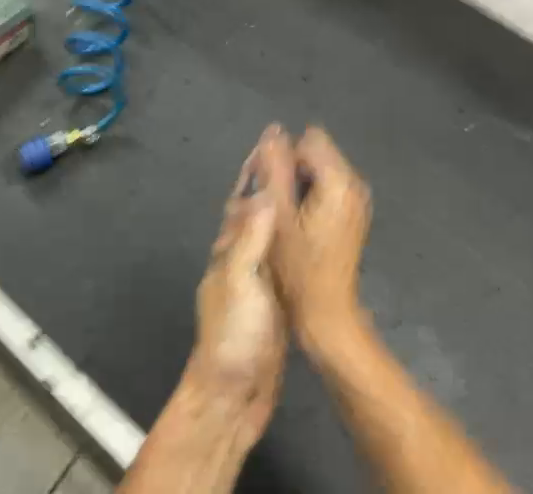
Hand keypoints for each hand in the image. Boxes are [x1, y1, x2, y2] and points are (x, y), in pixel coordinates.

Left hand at [183, 129, 289, 447]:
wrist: (233, 395)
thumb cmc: (235, 335)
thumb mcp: (241, 279)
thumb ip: (252, 236)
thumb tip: (267, 189)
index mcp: (228, 248)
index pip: (242, 195)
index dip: (255, 166)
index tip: (271, 137)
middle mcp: (238, 258)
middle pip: (253, 208)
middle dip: (268, 179)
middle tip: (292, 152)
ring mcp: (254, 281)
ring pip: (268, 231)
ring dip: (280, 203)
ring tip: (302, 183)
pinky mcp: (270, 302)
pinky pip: (280, 256)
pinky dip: (291, 236)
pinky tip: (304, 235)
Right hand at [255, 125, 372, 348]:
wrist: (326, 316)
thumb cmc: (299, 270)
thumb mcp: (278, 217)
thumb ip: (275, 169)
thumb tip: (273, 131)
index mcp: (340, 181)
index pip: (307, 140)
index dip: (283, 158)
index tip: (267, 188)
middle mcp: (354, 183)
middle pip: (313, 152)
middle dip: (288, 170)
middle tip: (270, 205)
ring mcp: (355, 199)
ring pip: (316, 170)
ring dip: (295, 185)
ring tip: (279, 217)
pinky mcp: (351, 213)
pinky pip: (324, 187)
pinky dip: (306, 198)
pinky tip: (293, 225)